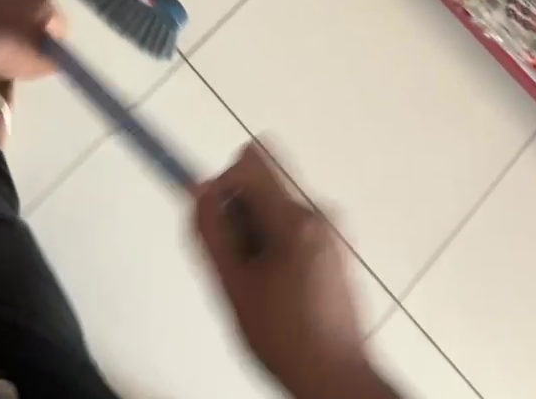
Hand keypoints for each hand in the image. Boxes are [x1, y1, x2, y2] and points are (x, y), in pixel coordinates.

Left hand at [0, 0, 60, 80]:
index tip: (52, 48)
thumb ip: (49, 62)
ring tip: (10, 17)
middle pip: (39, 0)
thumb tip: (52, 60)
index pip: (59, 21)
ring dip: (18, 0)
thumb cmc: (7, 53)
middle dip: (37, 15)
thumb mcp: (35, 67)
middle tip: (30, 34)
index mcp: (45, 7)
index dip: (57, 36)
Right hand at [193, 144, 390, 398]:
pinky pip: (292, 220)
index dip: (224, 181)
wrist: (335, 379)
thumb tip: (199, 189)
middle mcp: (319, 211)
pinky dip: (275, 240)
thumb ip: (211, 230)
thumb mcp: (232, 284)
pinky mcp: (336, 241)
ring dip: (257, 229)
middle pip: (262, 181)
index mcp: (295, 218)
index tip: (217, 219)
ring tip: (258, 278)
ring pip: (275, 203)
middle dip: (240, 212)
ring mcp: (332, 226)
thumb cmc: (284, 337)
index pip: (250, 159)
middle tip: (238, 260)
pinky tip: (276, 282)